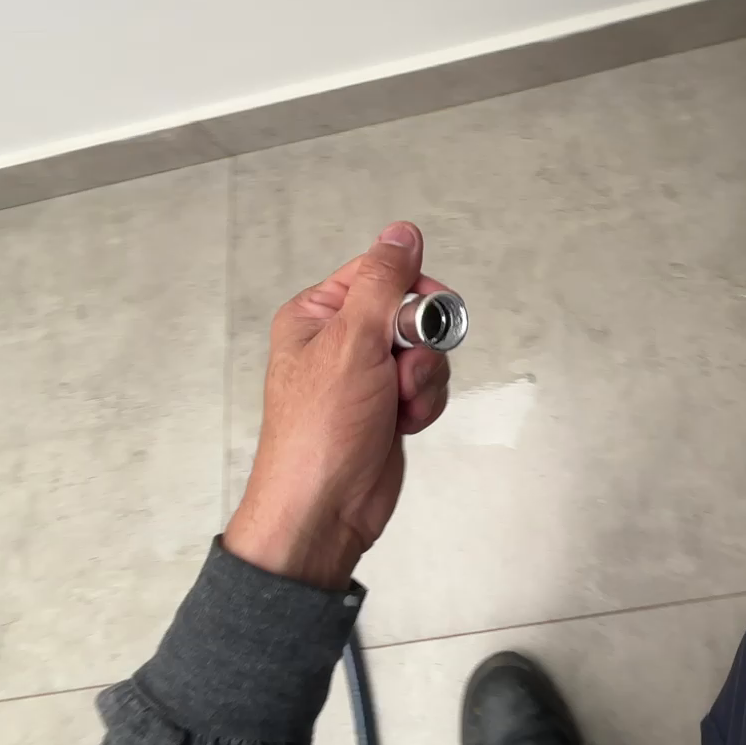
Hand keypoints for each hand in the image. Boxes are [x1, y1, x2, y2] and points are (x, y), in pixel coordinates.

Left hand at [224, 222, 453, 588]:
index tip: (426, 314)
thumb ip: (383, 283)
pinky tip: (404, 423)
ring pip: (425, 351)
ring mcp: (367, 374)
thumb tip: (402, 233)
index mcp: (318, 314)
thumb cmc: (319, 433)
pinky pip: (427, 384)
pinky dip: (424, 403)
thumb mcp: (353, 342)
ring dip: (423, 380)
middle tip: (405, 368)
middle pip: (410, 312)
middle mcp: (342, 340)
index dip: (412, 292)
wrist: (325, 511)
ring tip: (398, 404)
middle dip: (420, 345)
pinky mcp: (388, 404)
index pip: (379, 273)